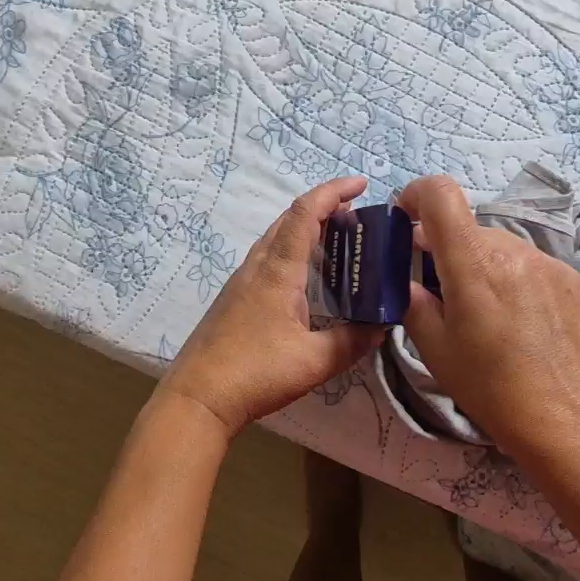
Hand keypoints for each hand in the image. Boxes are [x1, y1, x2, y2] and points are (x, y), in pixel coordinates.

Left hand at [158, 176, 386, 437]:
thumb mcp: (314, 362)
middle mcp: (258, 265)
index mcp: (278, 269)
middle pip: (290, 219)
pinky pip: (269, 258)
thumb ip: (351, 342)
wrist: (198, 396)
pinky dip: (293, 251)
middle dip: (324, 208)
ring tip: (338, 242)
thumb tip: (382, 327)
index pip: (306, 213)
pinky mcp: (235, 297)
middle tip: (357, 216)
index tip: (361, 183)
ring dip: (306, 229)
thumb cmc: (256, 372)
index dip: (333, 192)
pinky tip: (306, 277)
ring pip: (277, 238)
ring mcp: (242, 280)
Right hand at [397, 176, 579, 463]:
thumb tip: (410, 277)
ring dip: (481, 266)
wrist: (577, 429)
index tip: (406, 222)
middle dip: (446, 250)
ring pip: (499, 248)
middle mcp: (514, 249)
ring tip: (486, 318)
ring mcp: (550, 263)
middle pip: (468, 229)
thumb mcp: (435, 351)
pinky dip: (512, 280)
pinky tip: (520, 326)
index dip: (416, 195)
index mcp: (475, 262)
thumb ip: (413, 301)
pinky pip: (529, 265)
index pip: (441, 194)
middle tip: (441, 294)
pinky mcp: (575, 281)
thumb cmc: (495, 392)